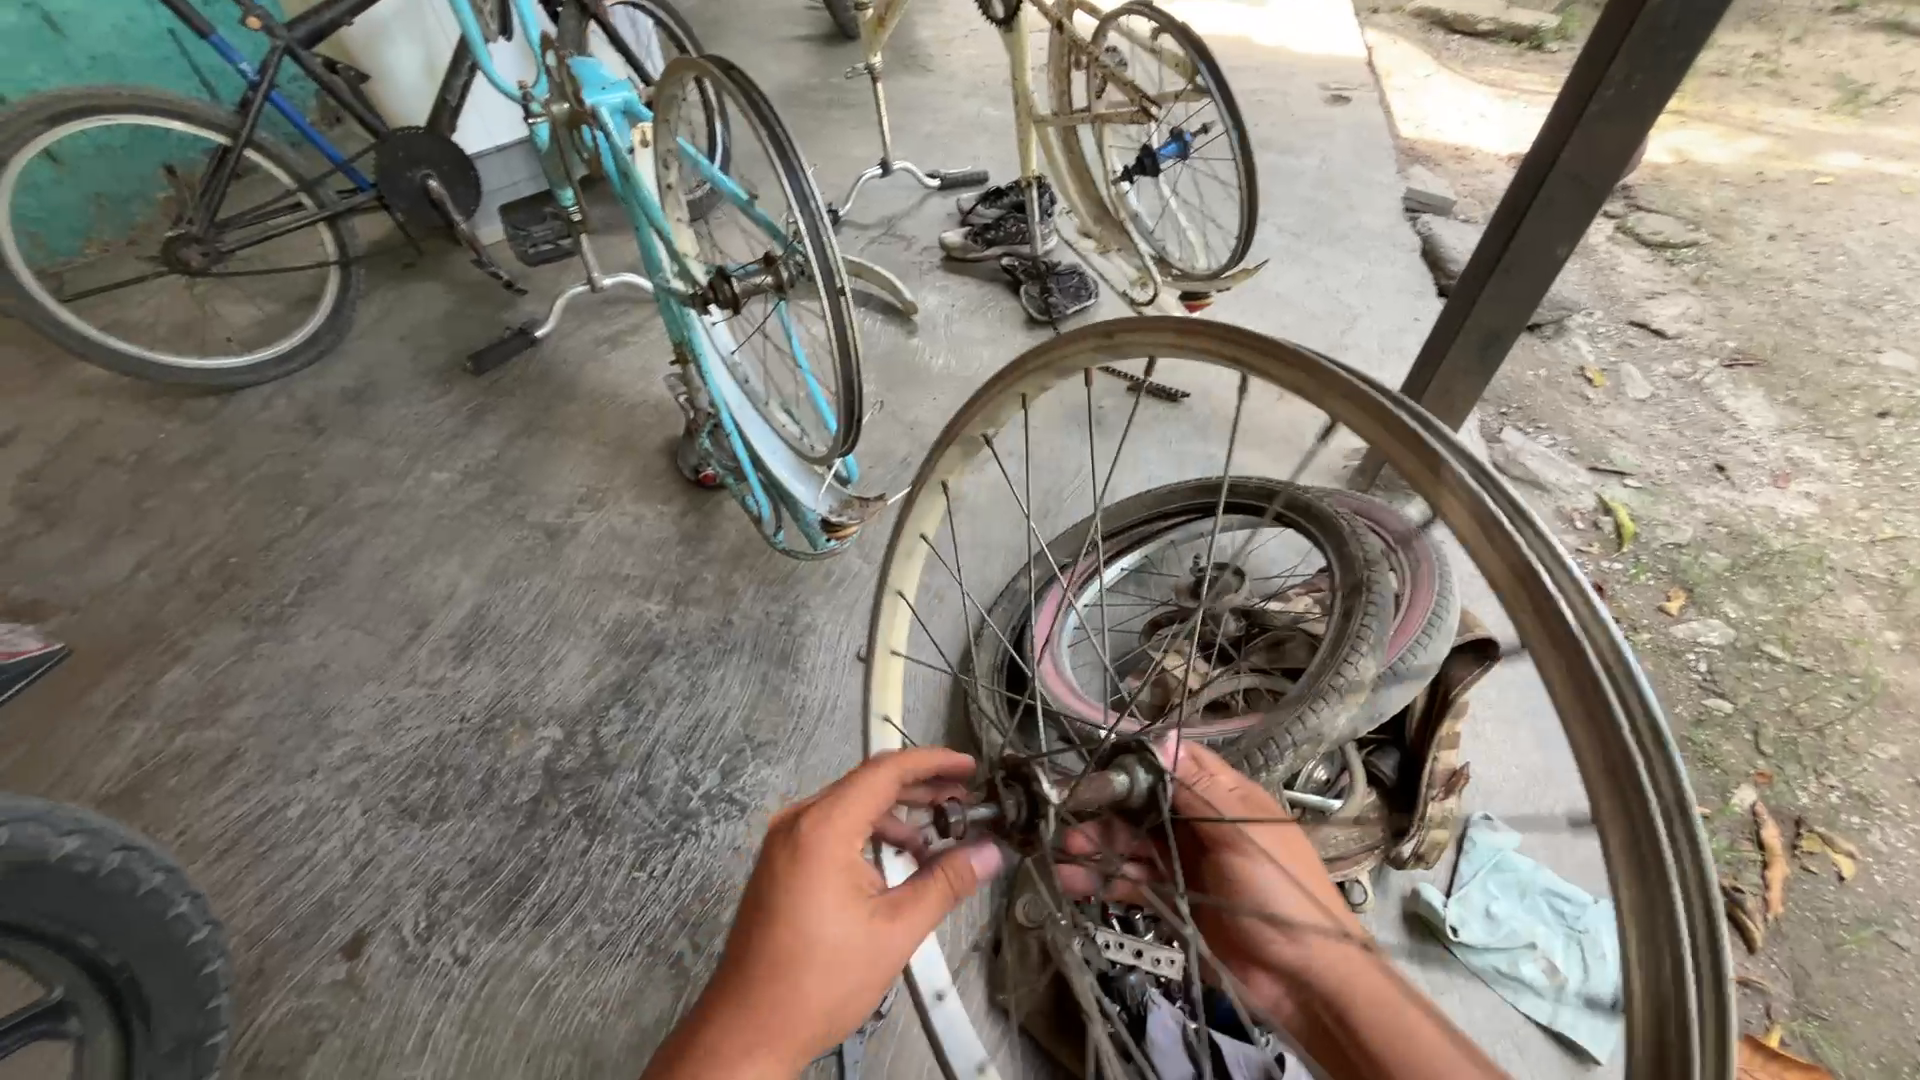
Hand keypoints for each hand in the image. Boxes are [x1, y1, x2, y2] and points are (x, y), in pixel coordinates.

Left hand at [642, 748, 1008, 1079]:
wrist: (749, 1030)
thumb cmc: (809, 986)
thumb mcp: (895, 930)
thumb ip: (946, 883)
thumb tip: (985, 855)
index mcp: (822, 829)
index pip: (886, 771)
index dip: (933, 763)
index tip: (964, 766)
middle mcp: (798, 823)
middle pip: (869, 783)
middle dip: (921, 788)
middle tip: (961, 796)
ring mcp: (786, 841)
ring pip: (852, 805)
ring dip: (897, 814)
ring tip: (938, 835)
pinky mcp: (783, 860)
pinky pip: (834, 827)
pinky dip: (870, 833)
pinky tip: (899, 859)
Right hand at [1057, 737, 1365, 1026]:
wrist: (1305, 981)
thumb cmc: (1282, 894)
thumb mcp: (1243, 835)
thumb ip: (1199, 789)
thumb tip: (1162, 735)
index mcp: (1223, 798)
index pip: (1175, 762)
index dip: (1137, 761)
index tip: (1099, 769)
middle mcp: (1198, 823)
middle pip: (1141, 804)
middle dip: (1105, 810)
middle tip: (1070, 820)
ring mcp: (1184, 861)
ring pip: (1130, 842)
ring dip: (1097, 846)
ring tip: (1064, 857)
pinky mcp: (1173, 898)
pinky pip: (1131, 881)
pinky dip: (1102, 880)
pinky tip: (1075, 882)